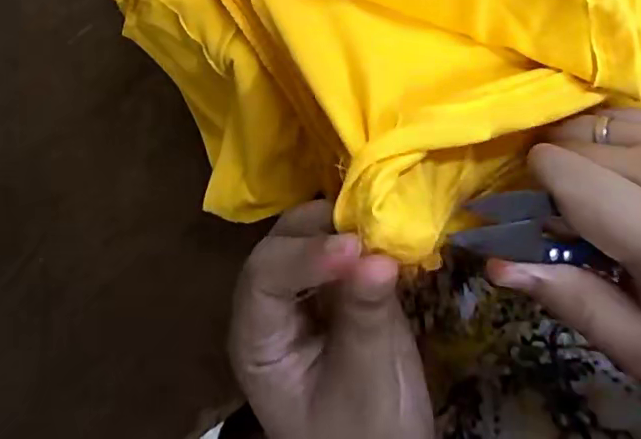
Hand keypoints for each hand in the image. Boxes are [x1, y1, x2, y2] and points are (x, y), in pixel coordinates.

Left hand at [228, 200, 430, 438]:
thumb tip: (378, 257)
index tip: (354, 249)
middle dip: (321, 228)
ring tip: (379, 223)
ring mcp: (299, 291)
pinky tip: (384, 231)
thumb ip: (366, 318)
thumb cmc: (367, 435)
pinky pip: (337, 243)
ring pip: (306, 233)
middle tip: (370, 224)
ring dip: (340, 222)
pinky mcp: (331, 284)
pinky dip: (358, 230)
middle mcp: (267, 307)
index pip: (263, 278)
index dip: (304, 255)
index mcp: (256, 341)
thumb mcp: (367, 384)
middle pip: (280, 244)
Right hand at [486, 107, 640, 434]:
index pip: (555, 168)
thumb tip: (497, 263)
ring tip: (601, 204)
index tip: (548, 236)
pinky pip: (622, 116)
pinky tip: (624, 179)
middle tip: (575, 230)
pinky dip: (605, 140)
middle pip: (566, 141)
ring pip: (588, 122)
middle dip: (552, 179)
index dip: (535, 199)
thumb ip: (573, 301)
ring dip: (577, 156)